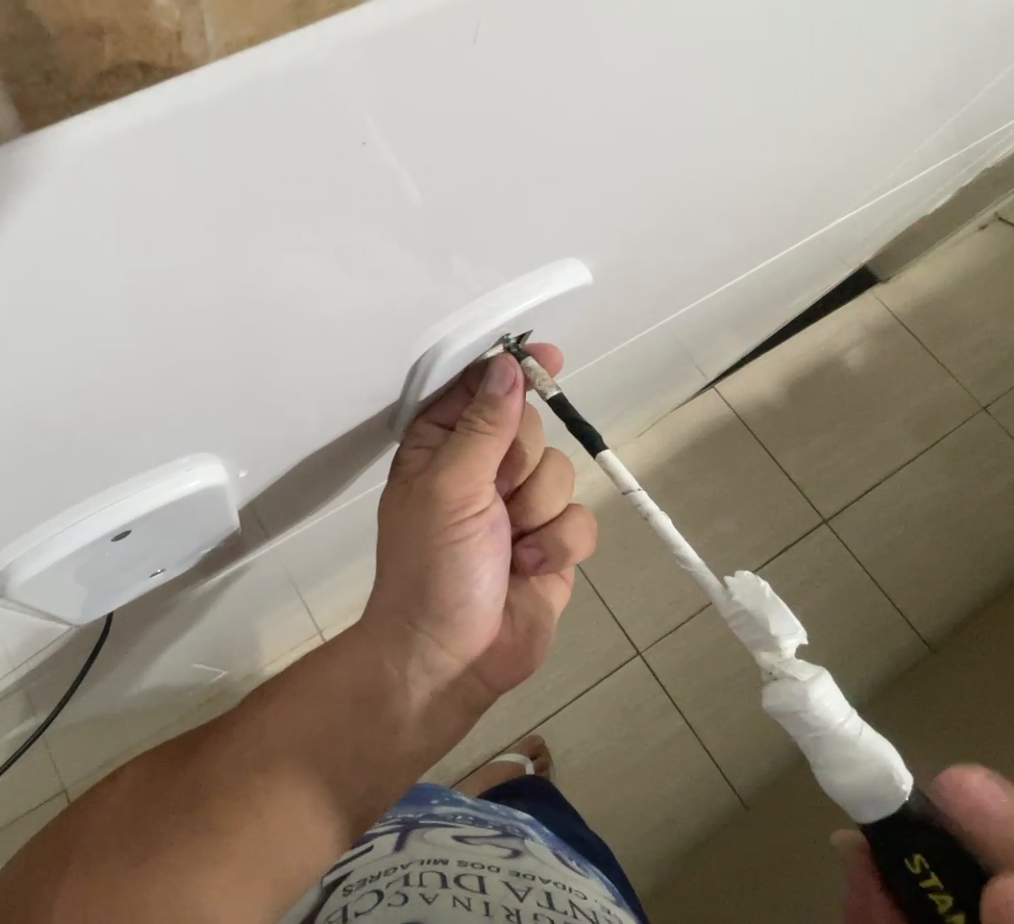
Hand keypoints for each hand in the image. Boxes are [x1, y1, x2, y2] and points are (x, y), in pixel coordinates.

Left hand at [359, 345, 597, 702]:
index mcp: (441, 448)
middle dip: (519, 466)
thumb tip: (505, 365)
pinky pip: (581, 520)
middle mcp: (481, 470)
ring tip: (506, 545)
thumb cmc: (432, 566)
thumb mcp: (449, 486)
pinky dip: (558, 545)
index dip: (509, 371)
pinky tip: (528, 569)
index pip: (480, 390)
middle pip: (533, 428)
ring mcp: (519, 507)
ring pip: (561, 473)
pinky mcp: (552, 543)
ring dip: (537, 512)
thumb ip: (484, 425)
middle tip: (493, 498)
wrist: (451, 657)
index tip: (546, 355)